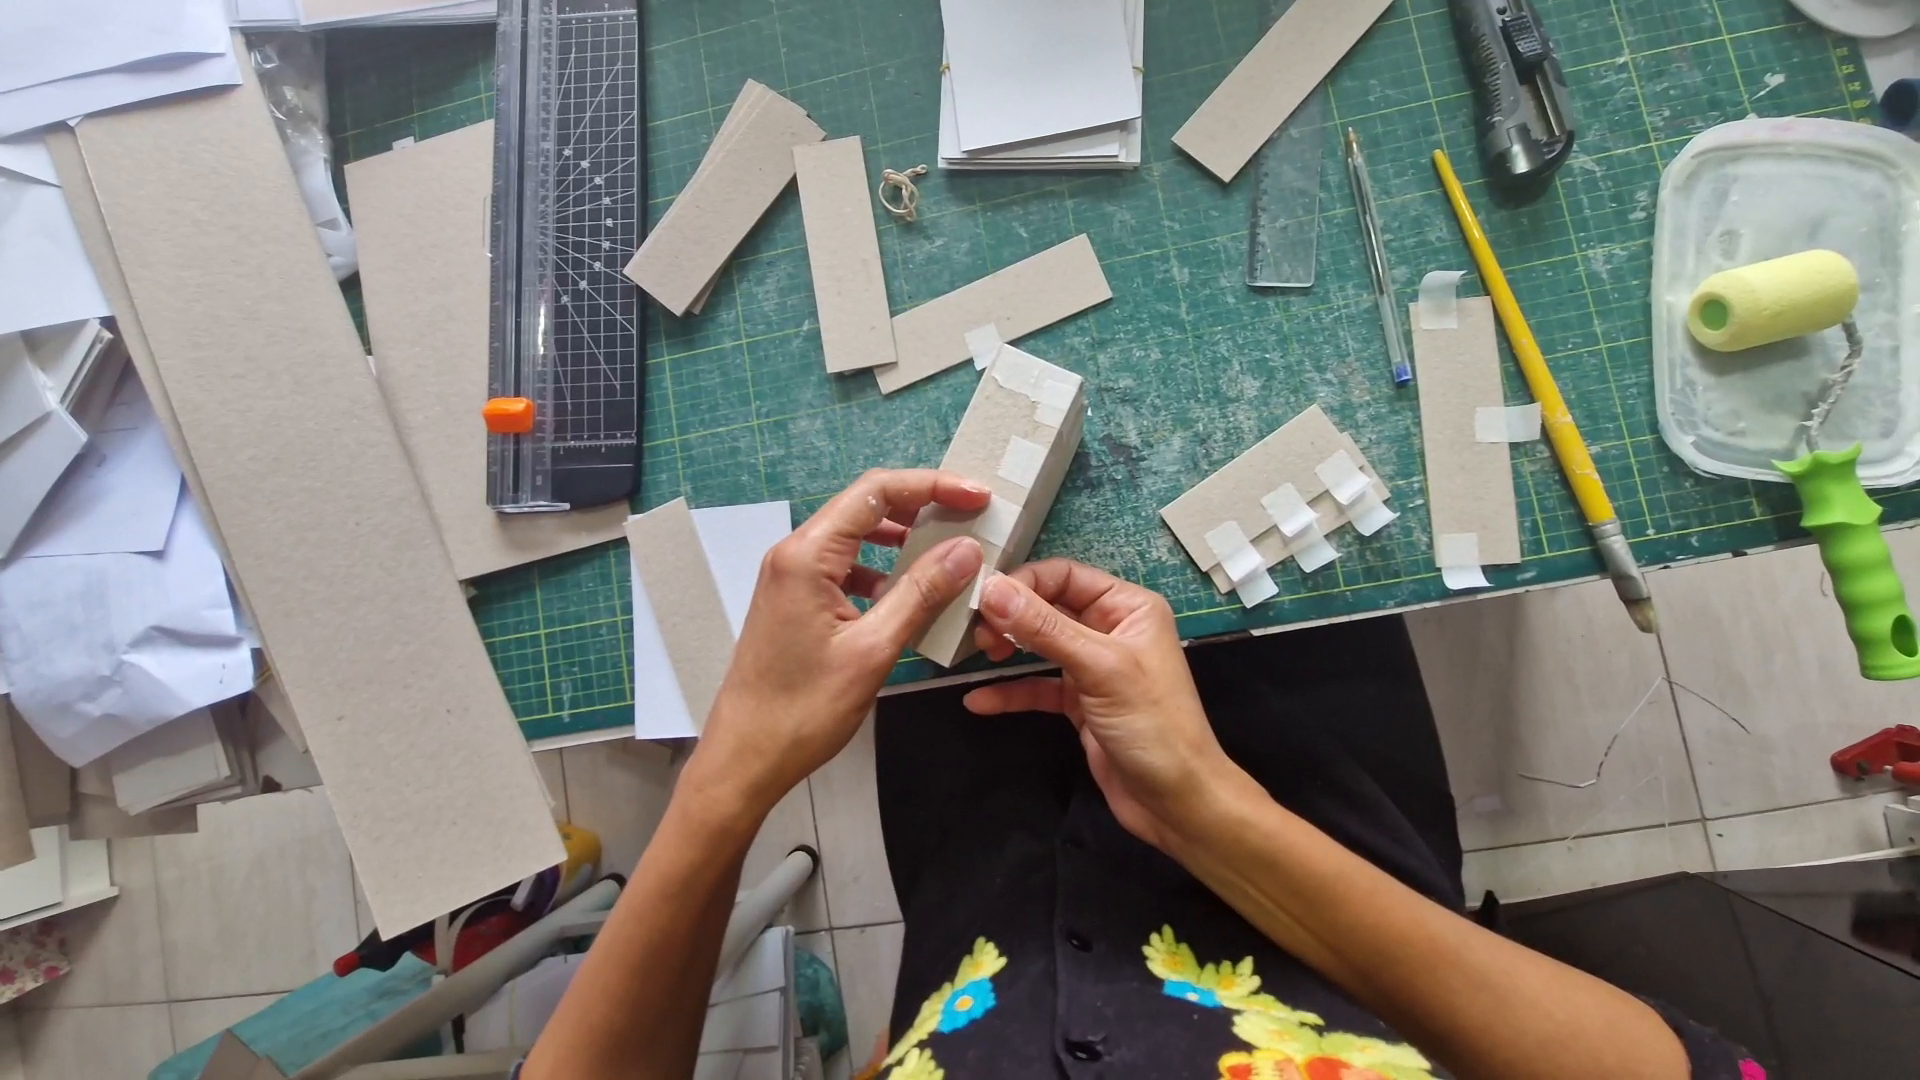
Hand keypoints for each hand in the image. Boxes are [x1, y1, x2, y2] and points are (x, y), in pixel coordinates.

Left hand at [692, 470, 989, 815]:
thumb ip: (921, 594)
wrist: (745, 758)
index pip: (876, 493)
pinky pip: (846, 567)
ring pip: (856, 537)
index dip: (932, 485)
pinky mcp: (796, 600)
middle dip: (921, 507)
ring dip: (903, 539)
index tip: (977, 496)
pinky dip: (882, 570)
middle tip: (970, 519)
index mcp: (807, 555)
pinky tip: (908, 591)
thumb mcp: (873, 651)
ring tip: (948, 551)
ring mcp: (792, 577)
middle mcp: (795, 554)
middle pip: (865, 507)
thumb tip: (966, 551)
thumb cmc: (803, 710)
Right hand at [963, 560, 1252, 851]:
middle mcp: (1110, 629)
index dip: (1024, 583)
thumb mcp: (1099, 668)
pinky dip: (1010, 692)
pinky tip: (980, 701)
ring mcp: (1093, 667)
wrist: (1177, 804)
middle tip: (978, 632)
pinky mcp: (1079, 703)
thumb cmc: (1152, 725)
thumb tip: (992, 591)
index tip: (984, 599)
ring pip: (1039, 645)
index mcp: (1127, 607)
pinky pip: (1037, 686)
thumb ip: (1044, 628)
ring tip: (977, 654)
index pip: (1065, 575)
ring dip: (1007, 648)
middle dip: (1011, 615)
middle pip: (1048, 606)